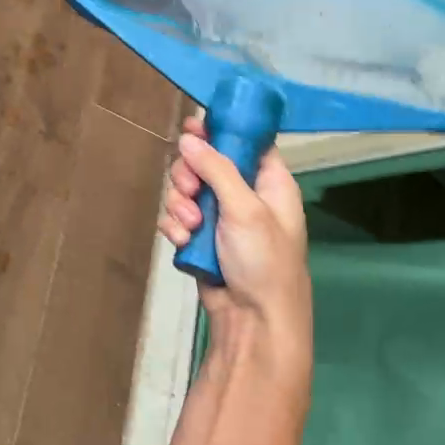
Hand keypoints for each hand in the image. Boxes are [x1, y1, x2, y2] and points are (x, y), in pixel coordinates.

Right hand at [158, 114, 309, 339]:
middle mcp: (245, 196)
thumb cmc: (264, 262)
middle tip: (190, 190)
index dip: (221, 132)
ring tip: (189, 226)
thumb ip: (217, 169)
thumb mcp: (245, 210)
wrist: (253, 319)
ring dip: (179, 204)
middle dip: (188, 176)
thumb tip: (189, 137)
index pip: (248, 143)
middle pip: (204, 163)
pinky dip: (174, 225)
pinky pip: (176, 215)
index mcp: (269, 185)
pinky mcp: (200, 236)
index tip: (192, 126)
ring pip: (185, 189)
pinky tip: (182, 240)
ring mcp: (221, 217)